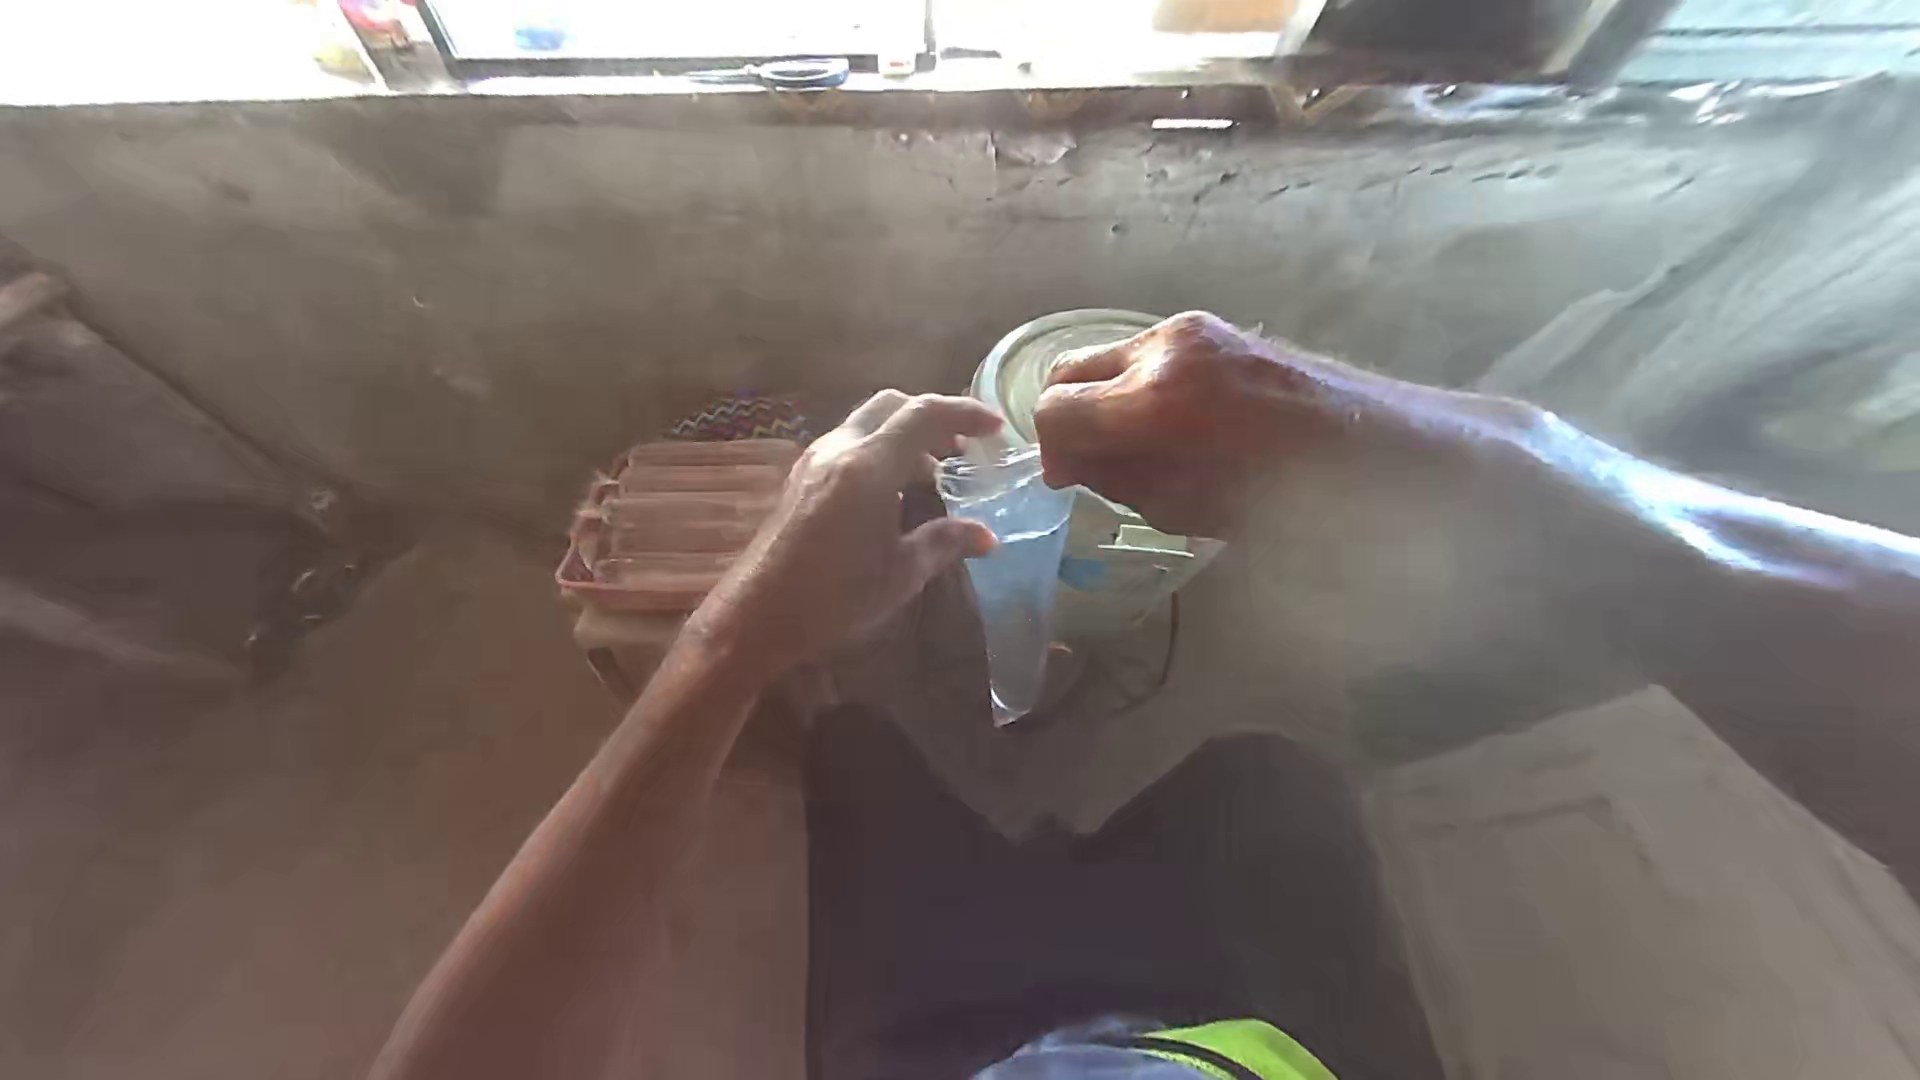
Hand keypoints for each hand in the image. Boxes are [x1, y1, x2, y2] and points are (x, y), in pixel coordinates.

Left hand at [689, 391, 1003, 678]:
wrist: (756, 617)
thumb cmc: (834, 597)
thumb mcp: (900, 574)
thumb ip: (945, 542)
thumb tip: (987, 537)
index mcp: (868, 467)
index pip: (924, 414)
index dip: (965, 413)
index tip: (996, 428)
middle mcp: (839, 449)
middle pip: (893, 405)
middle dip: (933, 417)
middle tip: (963, 448)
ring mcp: (815, 460)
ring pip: (868, 423)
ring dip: (906, 436)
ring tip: (935, 474)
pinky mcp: (802, 477)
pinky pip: (850, 444)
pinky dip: (882, 451)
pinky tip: (894, 492)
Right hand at [1033, 311, 1477, 537]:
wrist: (1385, 450)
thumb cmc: (1286, 501)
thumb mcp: (1182, 507)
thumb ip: (1112, 478)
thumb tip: (1068, 463)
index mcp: (1154, 401)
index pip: (1054, 410)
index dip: (1050, 449)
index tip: (1068, 479)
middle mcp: (1160, 348)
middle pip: (1065, 372)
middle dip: (1066, 420)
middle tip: (1090, 460)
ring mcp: (1186, 328)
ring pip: (1101, 360)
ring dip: (1099, 402)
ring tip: (1136, 443)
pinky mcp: (1210, 326)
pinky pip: (1140, 356)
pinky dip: (1130, 388)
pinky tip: (1168, 422)